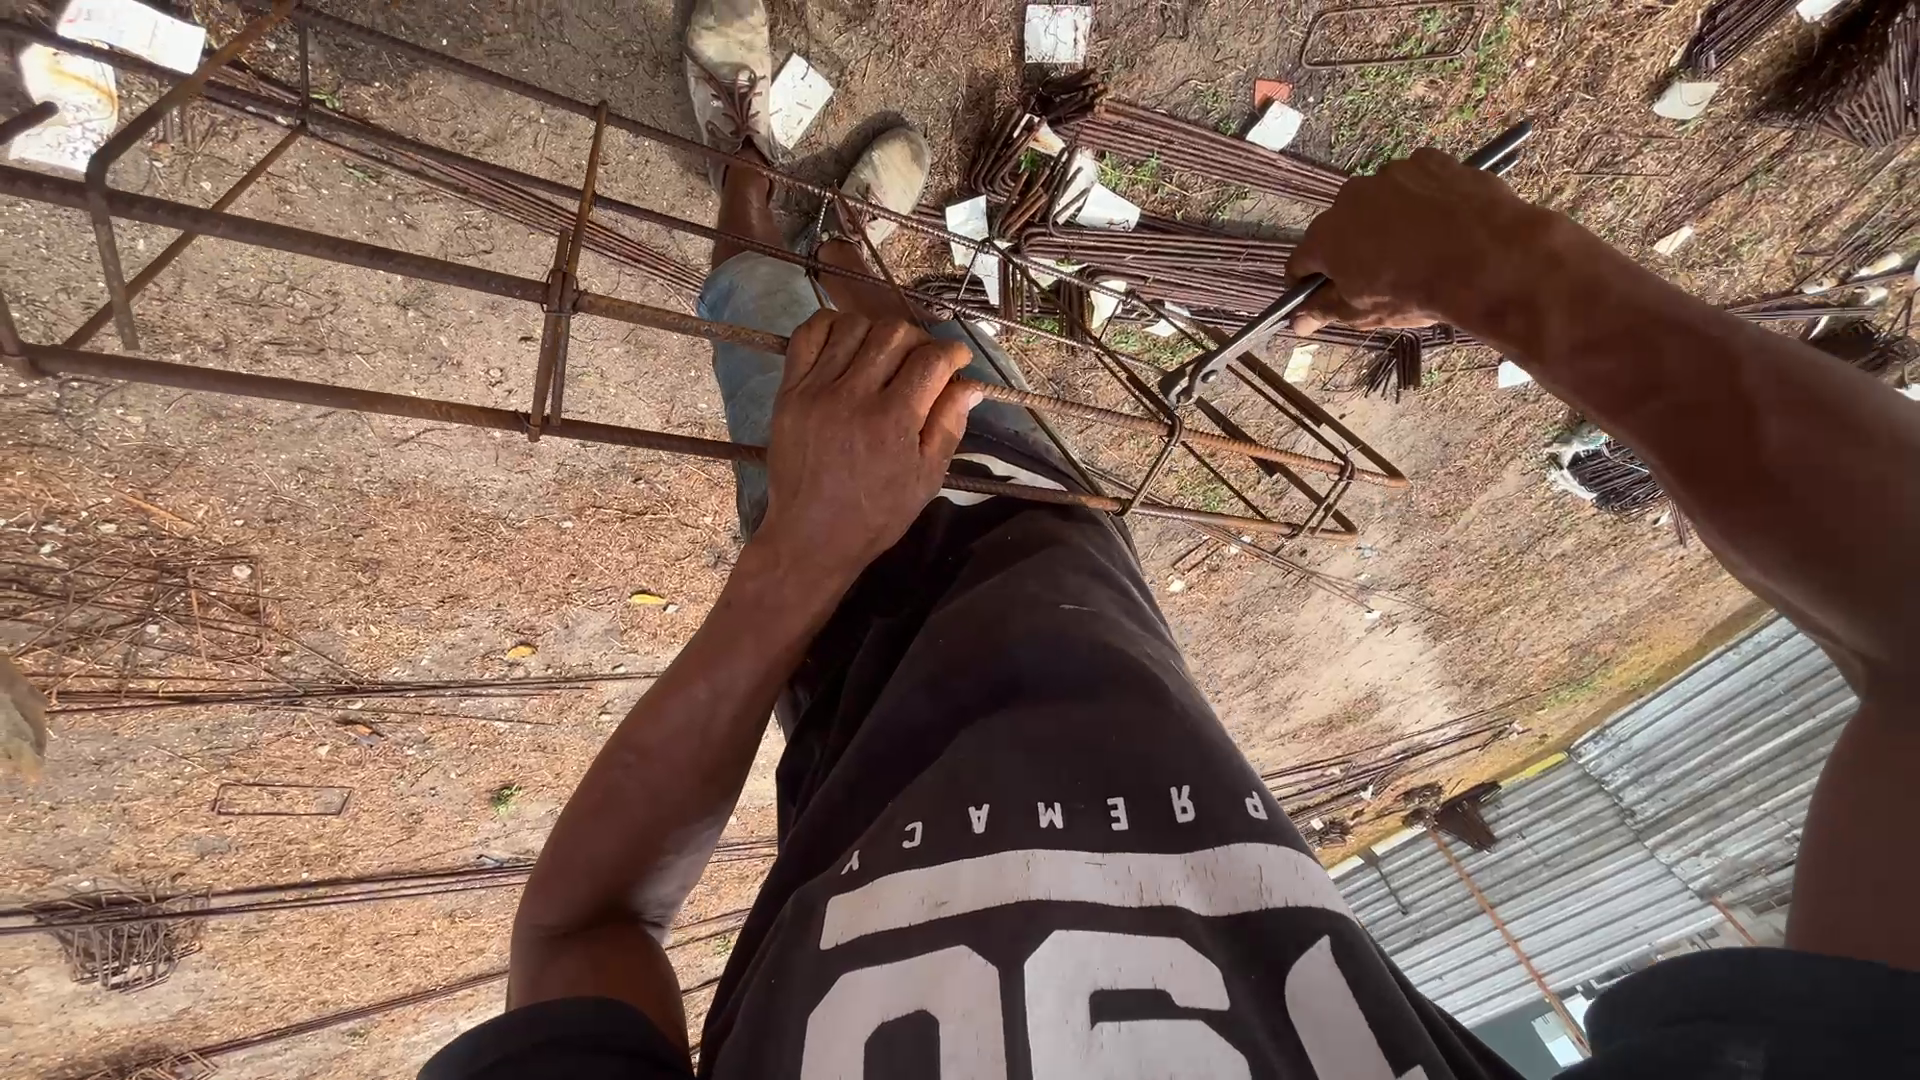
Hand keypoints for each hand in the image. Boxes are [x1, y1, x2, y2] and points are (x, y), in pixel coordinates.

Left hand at [751, 311, 979, 581]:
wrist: (811, 536)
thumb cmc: (876, 514)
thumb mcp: (926, 479)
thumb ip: (948, 426)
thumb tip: (971, 385)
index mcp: (893, 421)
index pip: (931, 360)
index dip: (952, 353)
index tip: (958, 360)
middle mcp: (854, 396)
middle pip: (894, 334)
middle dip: (919, 340)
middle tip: (924, 360)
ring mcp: (816, 390)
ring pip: (854, 327)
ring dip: (879, 331)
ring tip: (887, 353)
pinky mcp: (789, 391)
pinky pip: (808, 335)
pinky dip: (832, 326)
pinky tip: (848, 342)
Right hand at [1289, 148, 1547, 336]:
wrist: (1487, 259)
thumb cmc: (1413, 291)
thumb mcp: (1361, 312)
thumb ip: (1322, 311)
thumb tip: (1296, 322)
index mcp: (1325, 238)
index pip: (1299, 262)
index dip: (1306, 282)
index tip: (1321, 294)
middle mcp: (1349, 198)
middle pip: (1337, 227)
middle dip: (1347, 248)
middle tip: (1374, 272)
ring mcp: (1390, 175)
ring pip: (1374, 201)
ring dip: (1381, 220)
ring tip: (1411, 245)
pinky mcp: (1429, 161)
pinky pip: (1411, 180)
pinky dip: (1415, 197)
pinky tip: (1435, 220)